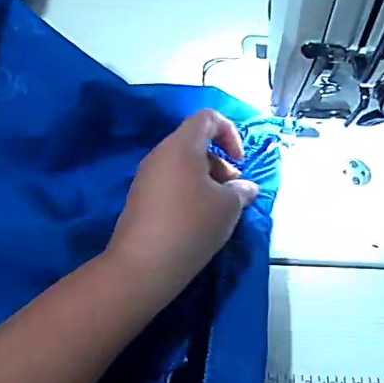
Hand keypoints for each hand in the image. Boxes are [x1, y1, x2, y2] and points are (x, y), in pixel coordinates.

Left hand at [106, 109, 258, 293]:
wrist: (142, 264)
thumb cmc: (191, 225)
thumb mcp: (228, 207)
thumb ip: (241, 190)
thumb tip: (244, 187)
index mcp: (181, 145)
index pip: (207, 118)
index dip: (230, 133)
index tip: (240, 162)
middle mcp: (159, 154)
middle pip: (194, 142)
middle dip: (220, 162)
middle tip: (233, 192)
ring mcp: (145, 176)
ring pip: (182, 165)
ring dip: (205, 180)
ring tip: (219, 211)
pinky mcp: (139, 198)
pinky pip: (169, 183)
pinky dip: (188, 193)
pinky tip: (197, 221)